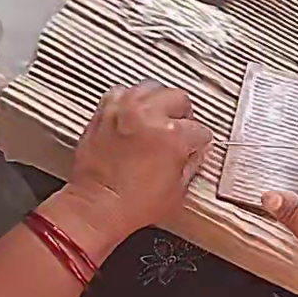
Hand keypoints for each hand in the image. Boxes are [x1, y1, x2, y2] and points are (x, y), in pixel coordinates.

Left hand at [61, 83, 214, 240]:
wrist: (97, 207)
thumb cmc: (133, 204)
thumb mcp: (178, 190)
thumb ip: (191, 164)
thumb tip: (194, 152)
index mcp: (172, 135)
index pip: (199, 129)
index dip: (200, 141)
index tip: (197, 146)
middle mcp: (148, 116)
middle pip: (179, 98)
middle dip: (184, 114)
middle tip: (181, 128)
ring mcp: (124, 111)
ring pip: (152, 88)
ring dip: (159, 102)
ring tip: (158, 118)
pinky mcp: (104, 113)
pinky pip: (121, 93)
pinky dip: (130, 100)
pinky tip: (134, 114)